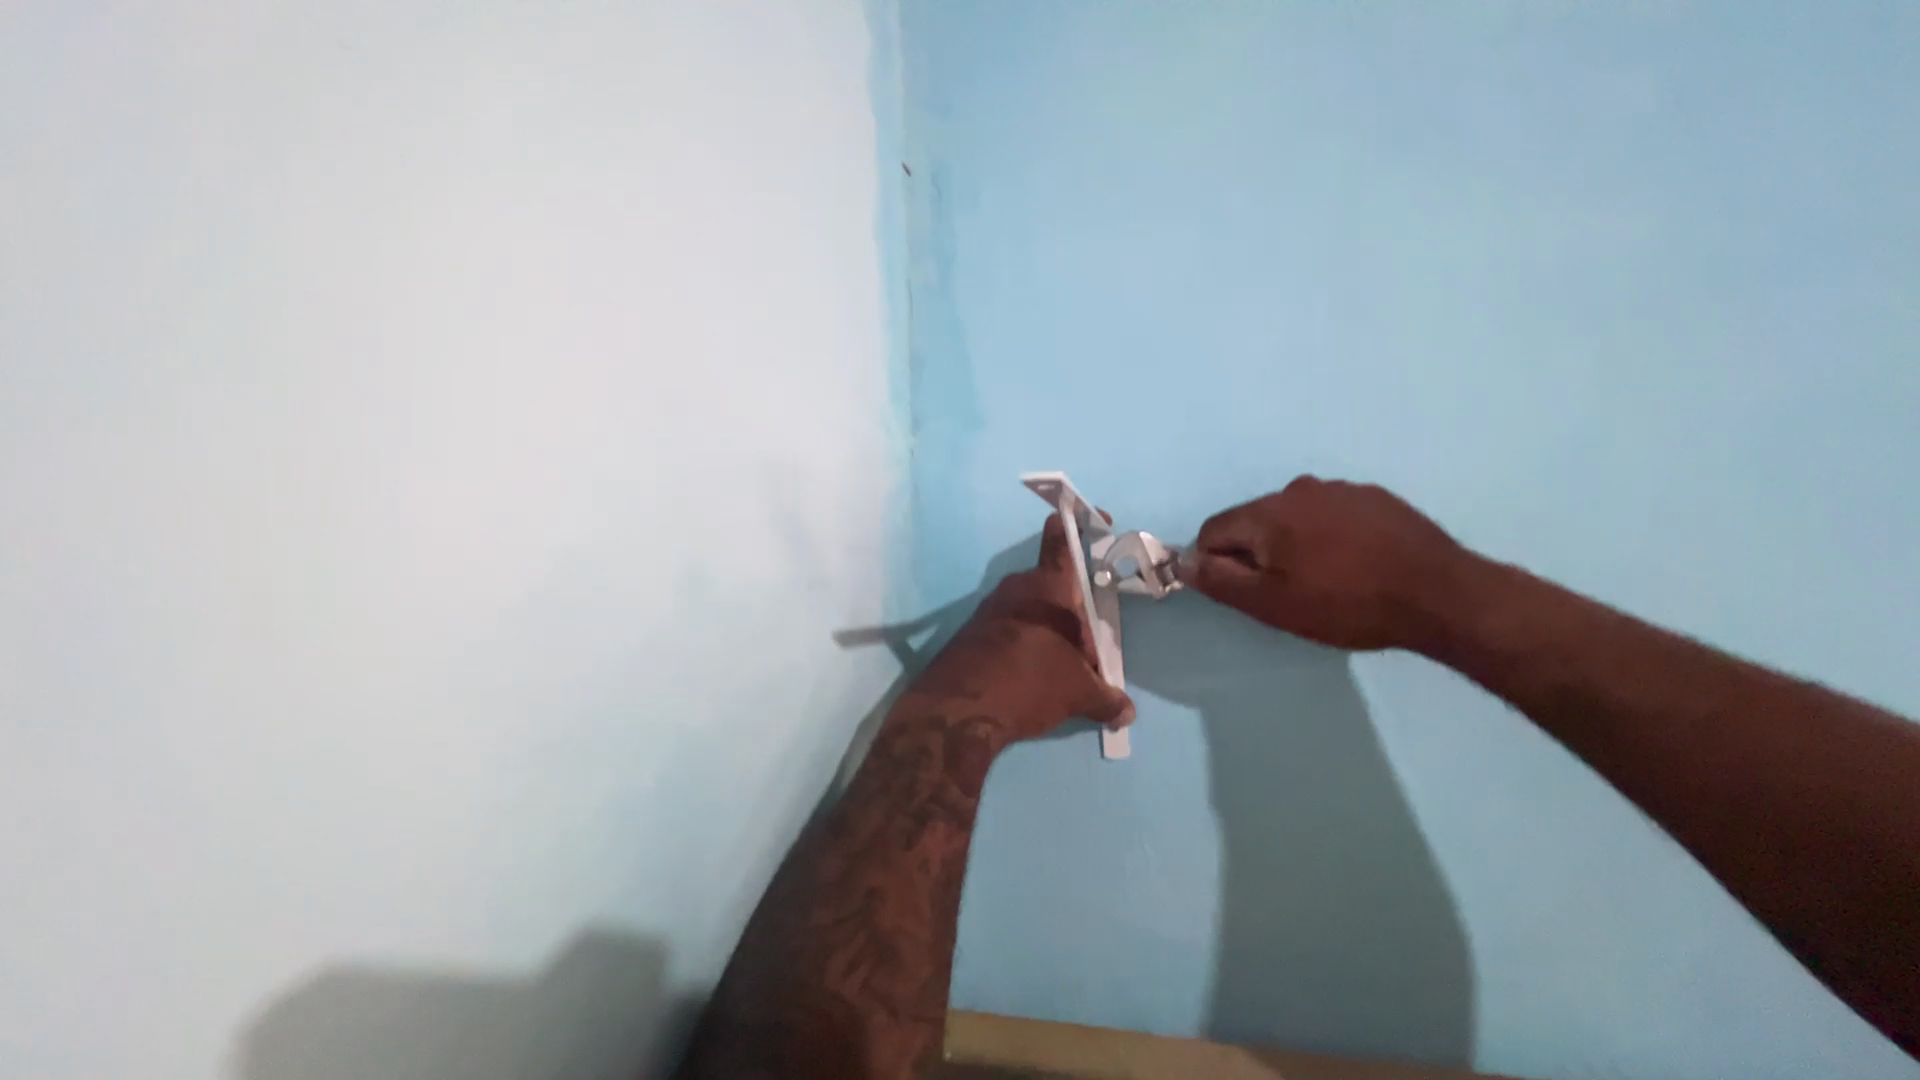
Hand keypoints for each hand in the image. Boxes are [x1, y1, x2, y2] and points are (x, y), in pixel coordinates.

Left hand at [908, 513, 1134, 743]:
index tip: (1092, 517)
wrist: (958, 710)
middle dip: (1073, 615)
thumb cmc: (1029, 683)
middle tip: (1087, 652)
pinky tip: (1030, 678)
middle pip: (1054, 588)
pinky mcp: (971, 631)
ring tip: (1060, 673)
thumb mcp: (1078, 694)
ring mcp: (990, 608)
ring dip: (1048, 633)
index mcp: (1050, 588)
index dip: (1077, 521)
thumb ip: (1106, 698)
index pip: (1061, 538)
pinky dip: (1024, 645)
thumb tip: (1126, 711)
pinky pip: (1008, 628)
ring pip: (1031, 611)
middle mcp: (1018, 588)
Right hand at [1189, 476, 1469, 650]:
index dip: (1215, 563)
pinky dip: (1329, 536)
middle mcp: (1298, 489)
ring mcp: (1341, 489)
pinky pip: (1331, 515)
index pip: (1213, 530)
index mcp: (1267, 512)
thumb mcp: (1273, 605)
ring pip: (1294, 517)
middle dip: (1256, 553)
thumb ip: (1221, 581)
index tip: (1242, 592)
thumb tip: (1184, 561)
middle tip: (1286, 593)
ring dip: (1294, 543)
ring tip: (1326, 580)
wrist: (1442, 594)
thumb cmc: (1347, 605)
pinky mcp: (1375, 498)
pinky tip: (1355, 564)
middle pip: (1253, 521)